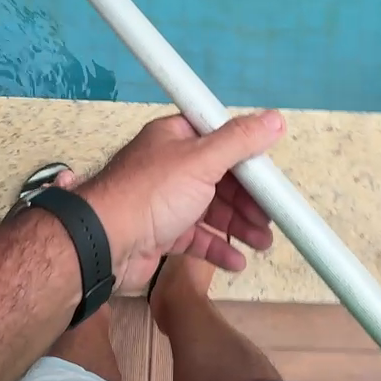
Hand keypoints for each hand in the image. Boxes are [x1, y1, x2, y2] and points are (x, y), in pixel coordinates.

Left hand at [75, 110, 283, 289]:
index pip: (219, 139)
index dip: (246, 156)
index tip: (270, 176)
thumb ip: (239, 141)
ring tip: (263, 243)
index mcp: (175, 137)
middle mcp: (170, 165)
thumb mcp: (201, 159)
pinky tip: (237, 261)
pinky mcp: (161, 233)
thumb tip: (275, 119)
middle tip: (272, 218)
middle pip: (219, 177)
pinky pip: (196, 237)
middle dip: (247, 198)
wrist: (105, 241)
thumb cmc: (153, 192)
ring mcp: (165, 201)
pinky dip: (217, 248)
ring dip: (238, 225)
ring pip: (210, 209)